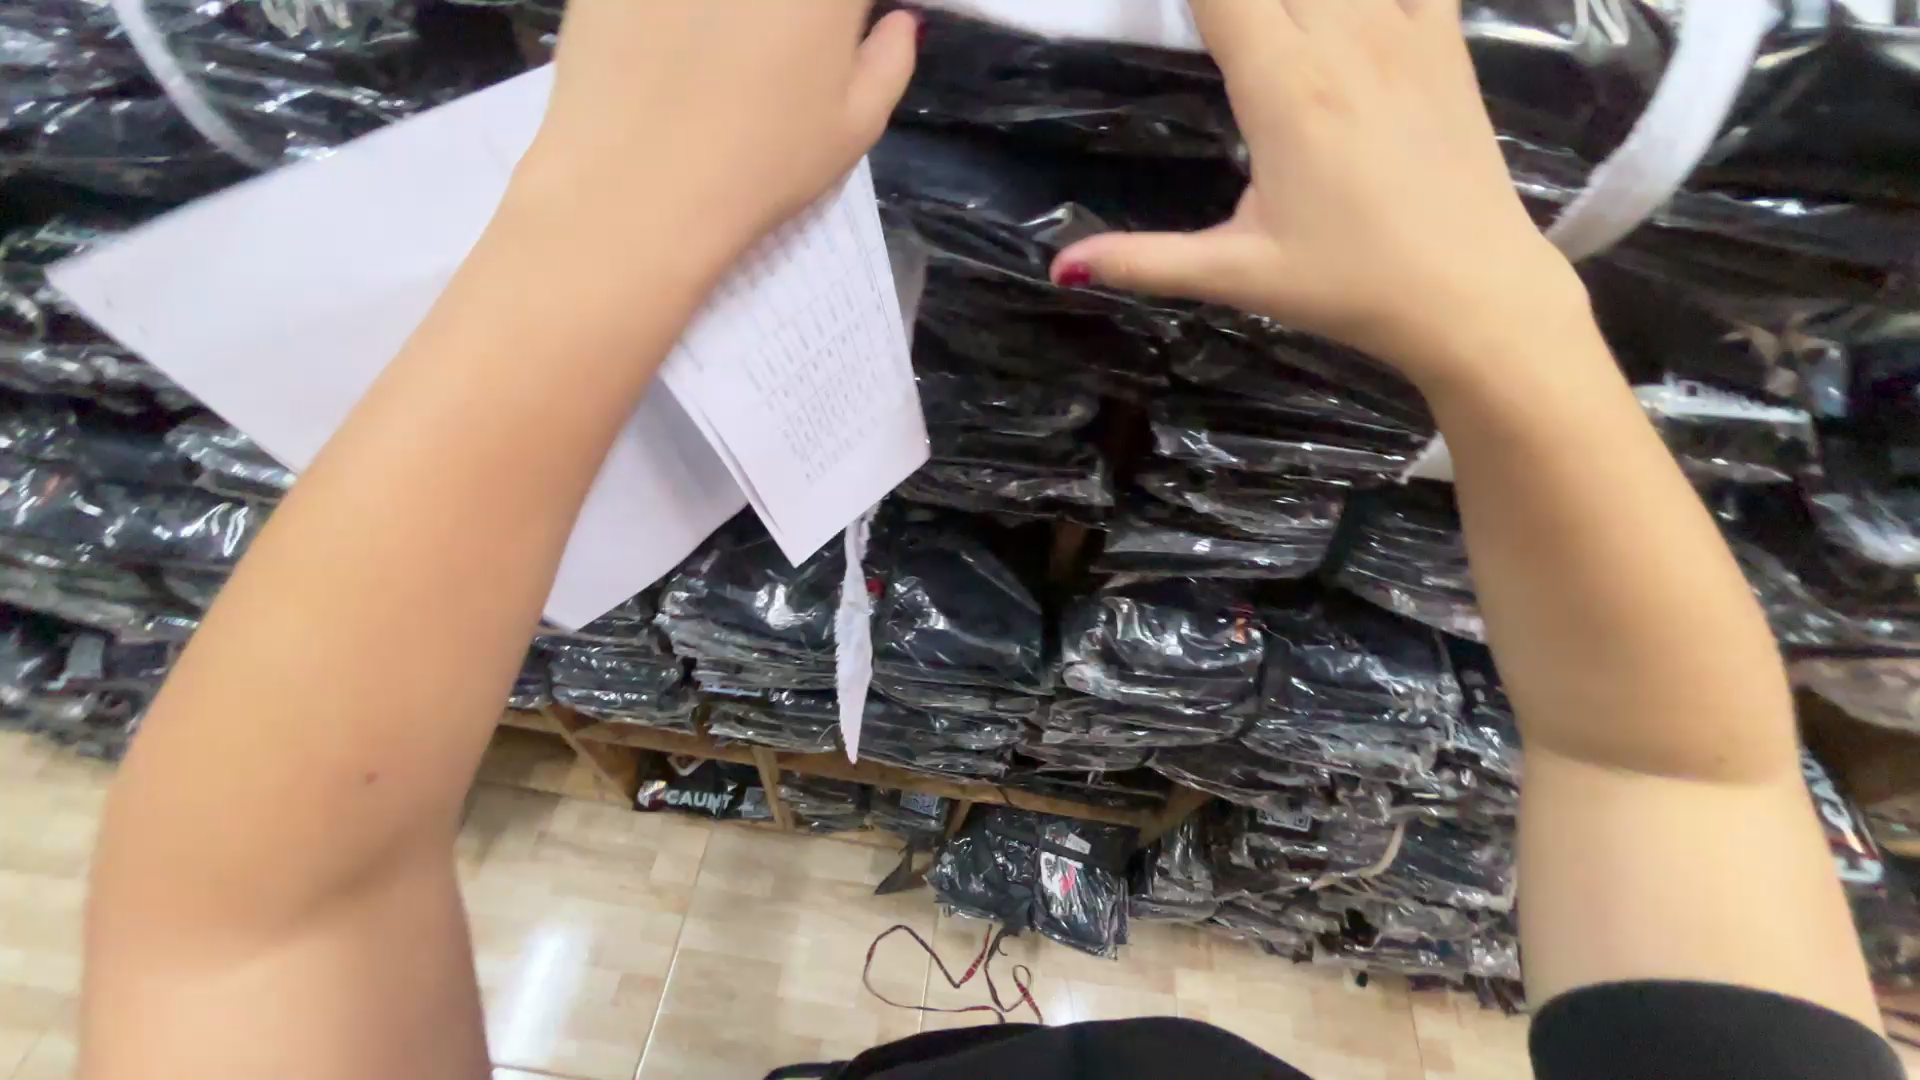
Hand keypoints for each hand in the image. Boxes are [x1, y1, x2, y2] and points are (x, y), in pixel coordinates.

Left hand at [512, 0, 918, 271]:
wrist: (640, 187)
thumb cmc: (765, 165)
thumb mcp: (854, 130)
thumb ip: (889, 63)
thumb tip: (898, 23)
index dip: (845, 18)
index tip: (842, 40)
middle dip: (791, 19)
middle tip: (780, 57)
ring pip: (724, 0)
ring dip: (734, 20)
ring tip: (722, 59)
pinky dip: (675, 16)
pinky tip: (670, 47)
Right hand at [1049, 0, 1589, 390]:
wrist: (1470, 292)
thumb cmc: (1347, 287)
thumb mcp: (1237, 275)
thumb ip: (1145, 261)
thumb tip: (1060, 266)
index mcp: (1286, 89)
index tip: (1163, 3)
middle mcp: (1346, 35)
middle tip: (1210, 15)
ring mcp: (1404, 24)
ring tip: (1261, 17)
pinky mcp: (1444, 34)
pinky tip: (1339, 7)